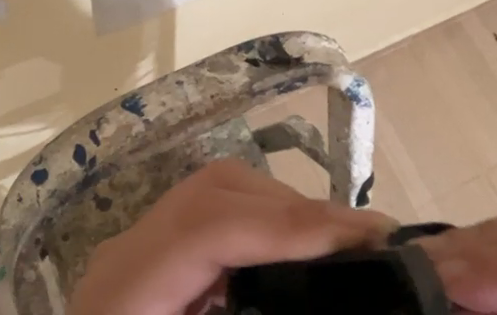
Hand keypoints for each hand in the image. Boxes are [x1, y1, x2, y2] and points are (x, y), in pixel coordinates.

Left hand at [69, 159, 393, 314]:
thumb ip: (260, 310)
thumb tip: (323, 295)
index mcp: (126, 286)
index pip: (208, 226)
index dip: (286, 225)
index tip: (362, 239)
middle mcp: (130, 252)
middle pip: (216, 192)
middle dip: (298, 210)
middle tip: (370, 238)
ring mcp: (139, 249)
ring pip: (217, 193)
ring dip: (285, 209)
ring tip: (344, 239)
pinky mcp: (156, 260)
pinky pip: (214, 218)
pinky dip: (263, 224)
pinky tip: (300, 249)